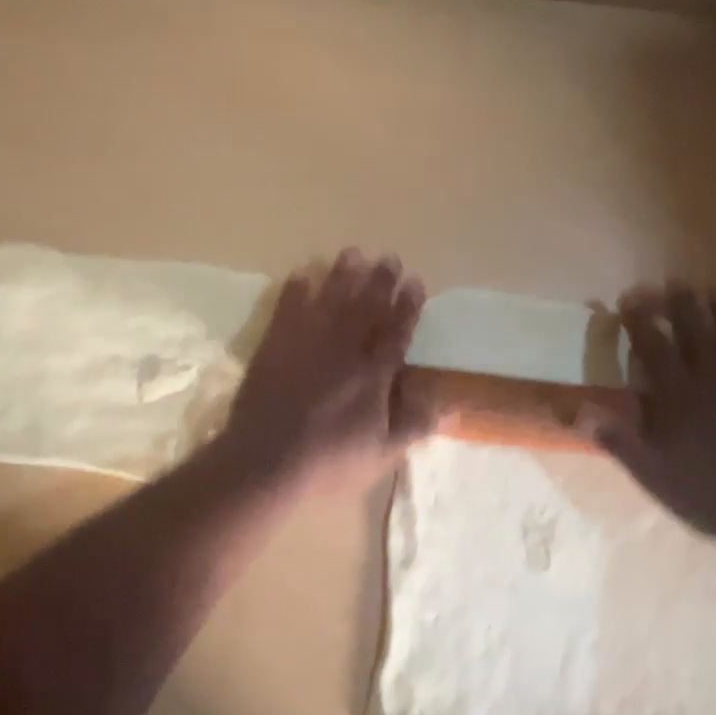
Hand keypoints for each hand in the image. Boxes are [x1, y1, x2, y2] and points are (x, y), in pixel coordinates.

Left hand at [217, 249, 427, 493]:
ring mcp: (307, 344)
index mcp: (373, 375)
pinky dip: (295, 291)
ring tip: (352, 254)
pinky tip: (301, 275)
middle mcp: (343, 350)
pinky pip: (287, 310)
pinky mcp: (275, 347)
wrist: (266, 460)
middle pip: (365, 308)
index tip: (415, 281)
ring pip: (330, 301)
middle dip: (380, 282)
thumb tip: (449, 405)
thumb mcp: (382, 454)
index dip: (408, 306)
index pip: (396, 332)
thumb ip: (413, 425)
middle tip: (389, 258)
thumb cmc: (329, 460)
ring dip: (342, 276)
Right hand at [589, 285, 715, 540]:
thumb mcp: (648, 470)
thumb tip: (578, 408)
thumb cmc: (702, 493)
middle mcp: (713, 382)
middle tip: (678, 282)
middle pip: (697, 334)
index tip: (630, 298)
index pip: (653, 347)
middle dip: (684, 306)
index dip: (640, 320)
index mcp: (676, 396)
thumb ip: (616, 437)